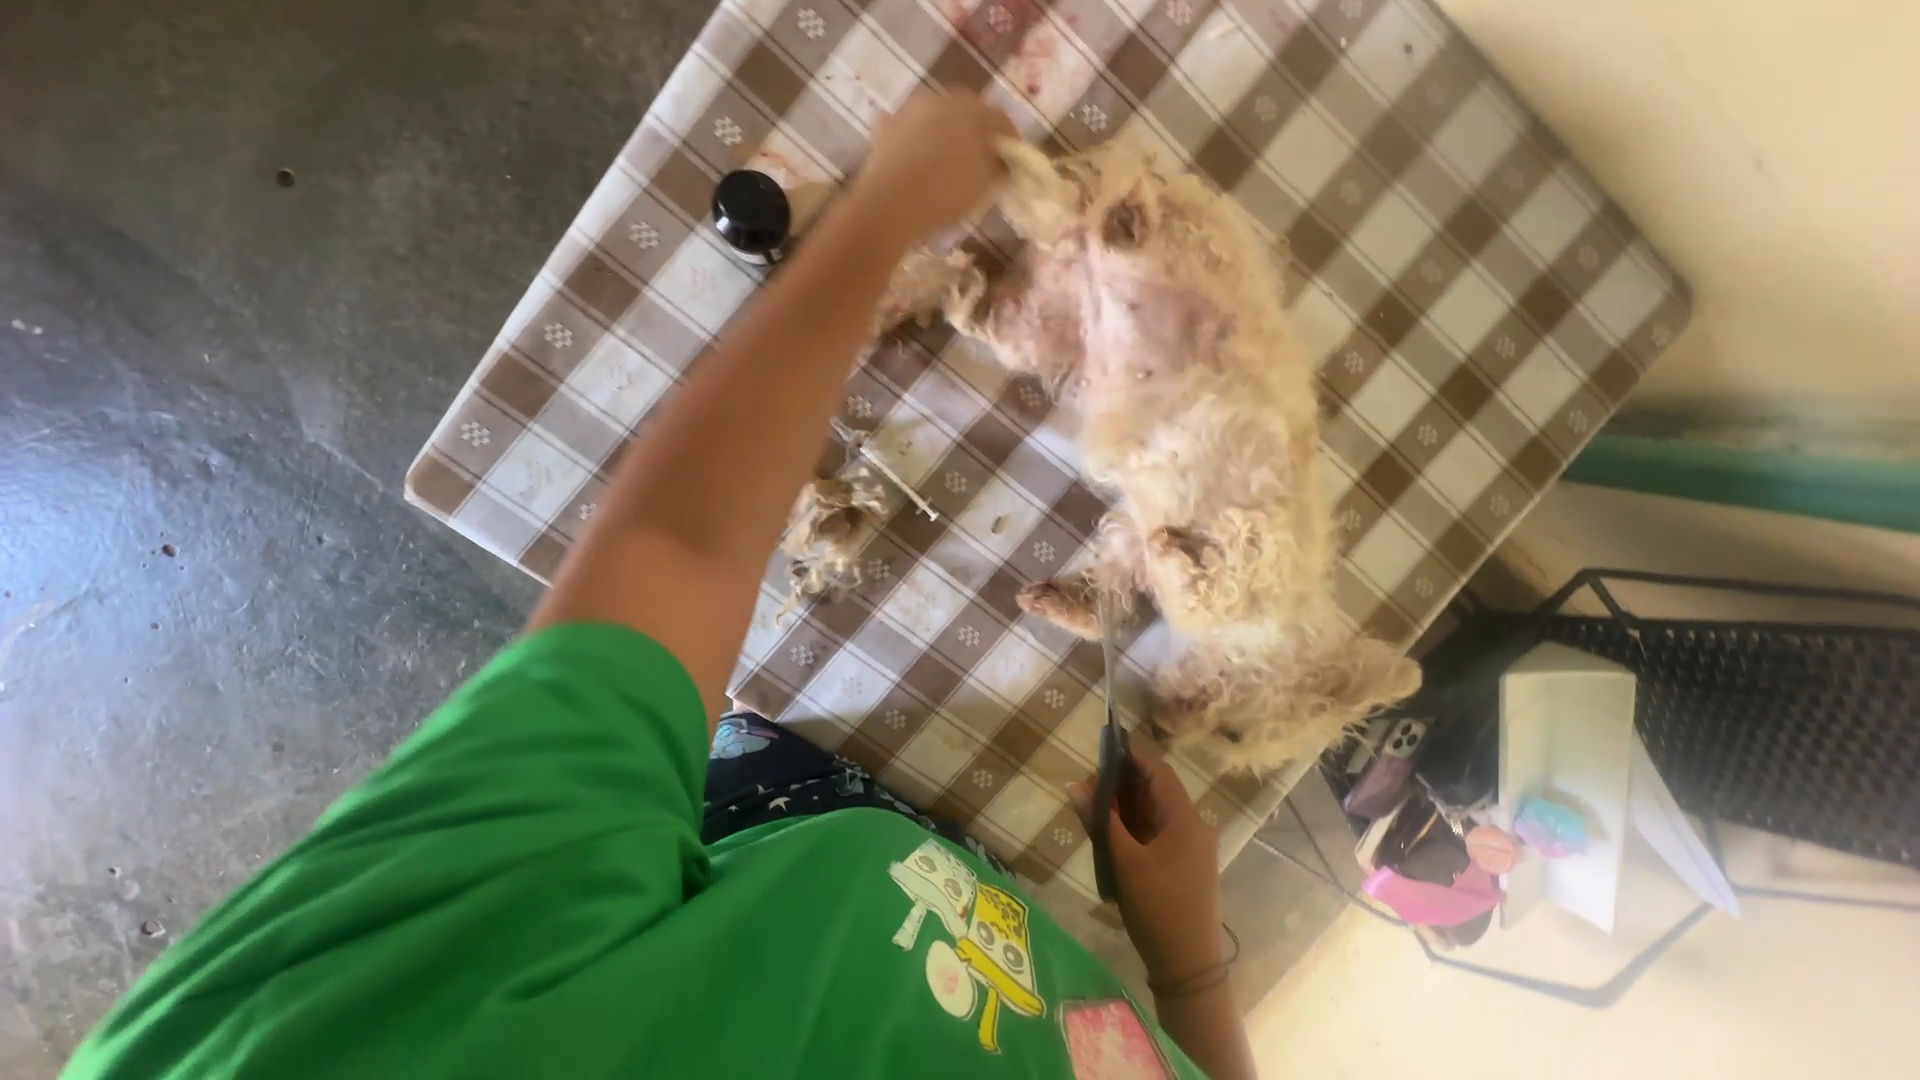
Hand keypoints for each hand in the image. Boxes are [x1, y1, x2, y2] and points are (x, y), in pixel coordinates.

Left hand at [851, 91, 1016, 240]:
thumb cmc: (944, 192)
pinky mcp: (884, 129)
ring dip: (944, 136)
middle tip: (982, 160)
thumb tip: (1002, 162)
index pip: (1000, 119)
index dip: (1010, 141)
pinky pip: (909, 134)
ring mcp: (908, 111)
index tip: (1014, 160)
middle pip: (965, 114)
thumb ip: (998, 168)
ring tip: (948, 163)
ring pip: (935, 120)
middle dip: (976, 134)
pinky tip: (917, 161)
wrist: (889, 204)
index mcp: (969, 108)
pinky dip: (916, 144)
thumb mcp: (983, 185)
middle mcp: (939, 99)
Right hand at [1070, 748, 1226, 984]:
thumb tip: (1076, 785)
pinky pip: (1157, 833)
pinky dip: (1134, 827)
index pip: (1159, 772)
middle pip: (1156, 791)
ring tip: (1092, 808)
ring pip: (1155, 813)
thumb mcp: (1124, 862)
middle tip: (1086, 788)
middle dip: (1122, 784)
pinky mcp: (1183, 865)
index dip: (1132, 757)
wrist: (1188, 967)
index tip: (1100, 753)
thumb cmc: (1158, 908)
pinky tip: (1109, 832)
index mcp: (1185, 820)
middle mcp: (1193, 827)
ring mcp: (1189, 848)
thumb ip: (1101, 821)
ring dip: (1125, 807)